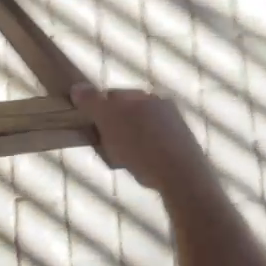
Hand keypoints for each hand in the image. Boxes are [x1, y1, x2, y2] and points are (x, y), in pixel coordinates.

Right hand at [68, 86, 207, 194]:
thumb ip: (90, 101)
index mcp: (143, 93)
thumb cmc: (140, 144)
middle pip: (129, 113)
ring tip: (128, 162)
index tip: (96, 131)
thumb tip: (77, 87)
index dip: (99, 112)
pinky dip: (150, 157)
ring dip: (134, 144)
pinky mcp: (187, 150)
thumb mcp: (106, 119)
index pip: (112, 96)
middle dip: (118, 128)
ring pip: (144, 132)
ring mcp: (178, 127)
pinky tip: (147, 171)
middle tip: (110, 147)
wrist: (183, 178)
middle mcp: (162, 104)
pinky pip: (159, 149)